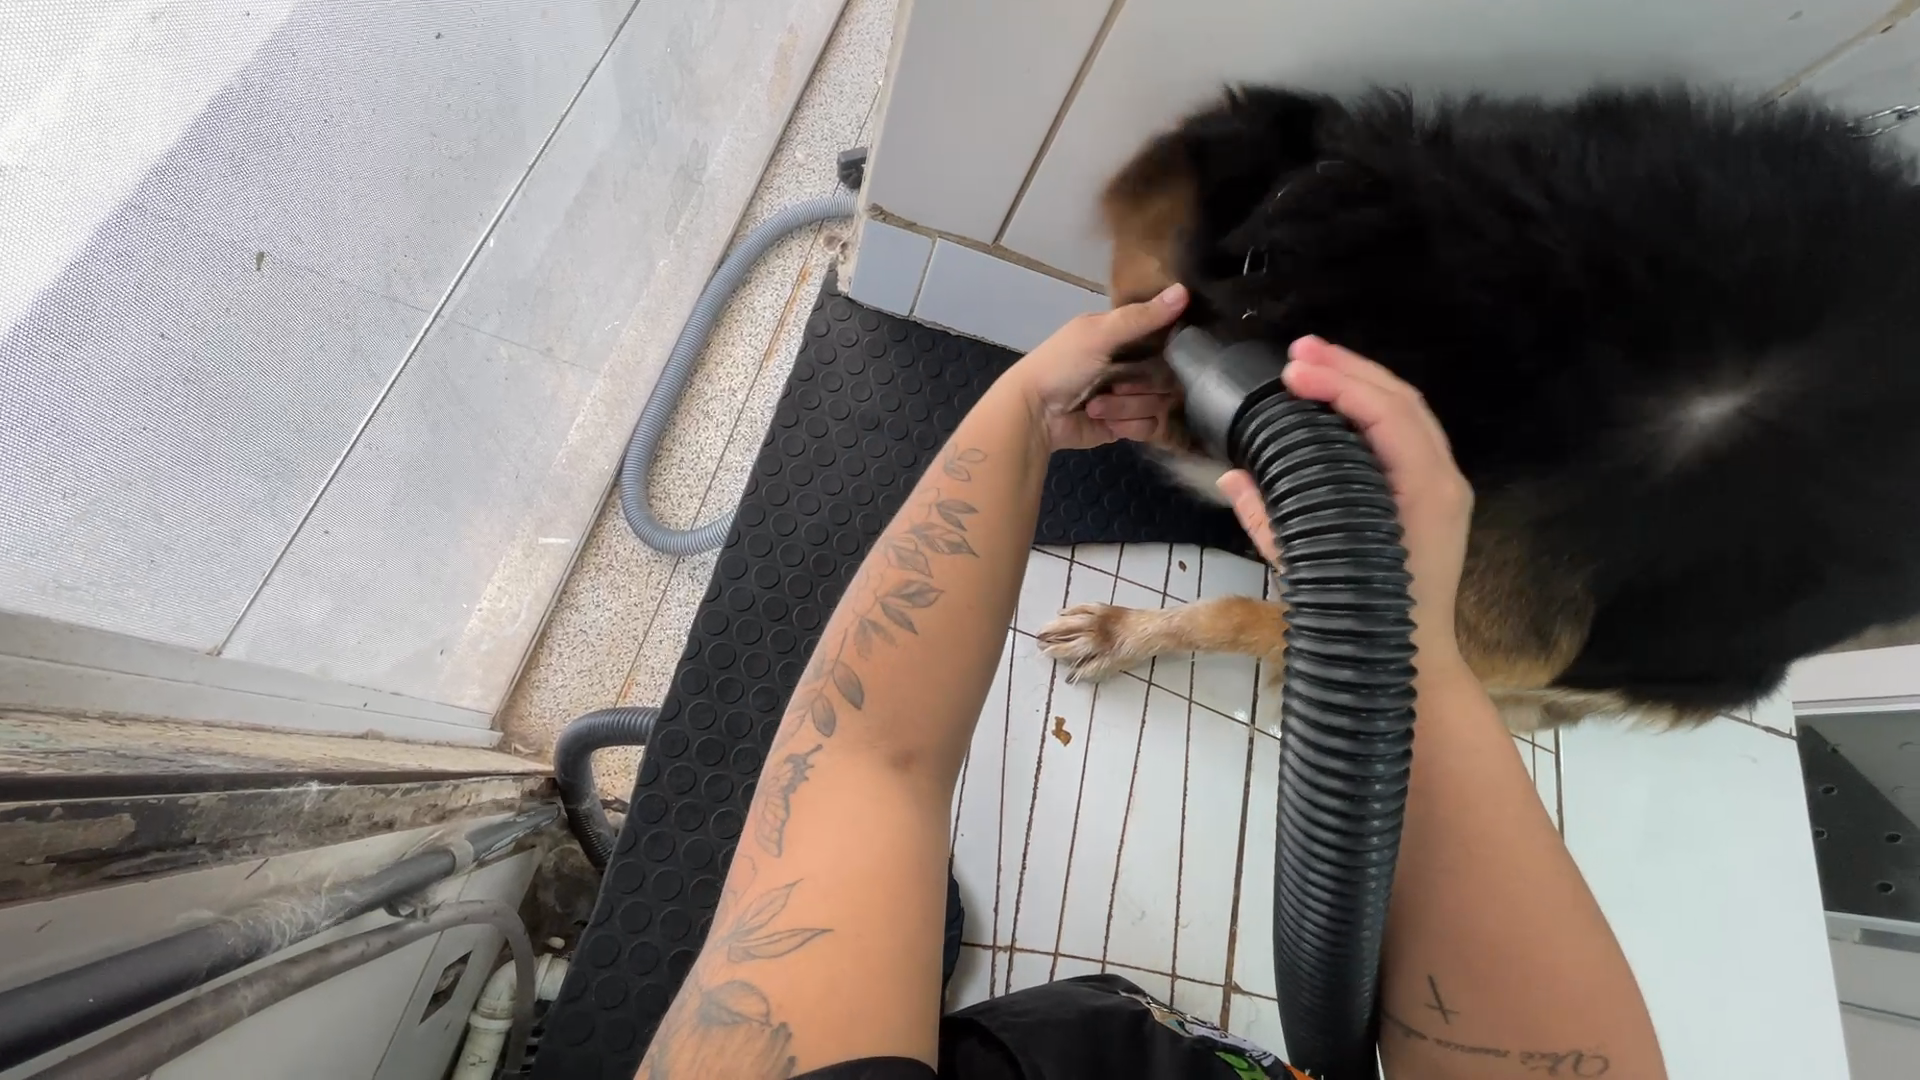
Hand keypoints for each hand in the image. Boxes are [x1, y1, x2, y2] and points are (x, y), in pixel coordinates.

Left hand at [1002, 284, 1187, 451]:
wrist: (1035, 414)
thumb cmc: (1061, 365)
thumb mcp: (1098, 333)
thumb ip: (1141, 317)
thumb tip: (1184, 290)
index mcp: (1122, 336)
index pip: (1166, 338)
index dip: (1169, 346)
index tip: (1162, 352)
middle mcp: (1130, 365)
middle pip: (1168, 375)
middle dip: (1141, 383)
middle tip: (1115, 383)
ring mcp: (1129, 397)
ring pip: (1160, 402)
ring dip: (1128, 406)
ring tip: (1098, 405)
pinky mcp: (1126, 425)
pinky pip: (1151, 426)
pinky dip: (1129, 425)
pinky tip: (1108, 423)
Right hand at [1216, 335, 1473, 665]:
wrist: (1408, 657)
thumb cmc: (1358, 617)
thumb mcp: (1305, 567)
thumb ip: (1268, 518)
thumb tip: (1233, 477)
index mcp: (1423, 495)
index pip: (1388, 418)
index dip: (1340, 385)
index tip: (1292, 373)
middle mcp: (1443, 480)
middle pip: (1403, 401)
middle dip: (1349, 367)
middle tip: (1297, 350)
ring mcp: (1443, 483)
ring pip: (1408, 411)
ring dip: (1360, 379)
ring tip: (1312, 360)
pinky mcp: (1432, 491)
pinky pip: (1404, 432)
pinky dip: (1369, 406)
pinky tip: (1337, 399)